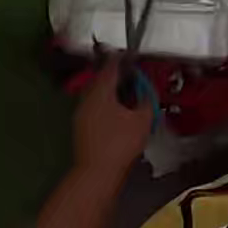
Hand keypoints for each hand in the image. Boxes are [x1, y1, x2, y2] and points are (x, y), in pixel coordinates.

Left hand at [72, 59, 152, 176]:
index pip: (111, 67)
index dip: (123, 59)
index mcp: (101, 91)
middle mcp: (87, 97)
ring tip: (128, 94)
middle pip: (101, 79)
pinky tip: (118, 112)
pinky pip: (95, 105)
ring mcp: (81, 112)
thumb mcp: (143, 120)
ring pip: (97, 93)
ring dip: (111, 90)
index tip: (132, 55)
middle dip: (117, 75)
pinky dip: (106, 103)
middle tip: (133, 75)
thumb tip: (146, 92)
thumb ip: (147, 101)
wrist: (96, 172)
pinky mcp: (80, 125)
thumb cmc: (121, 143)